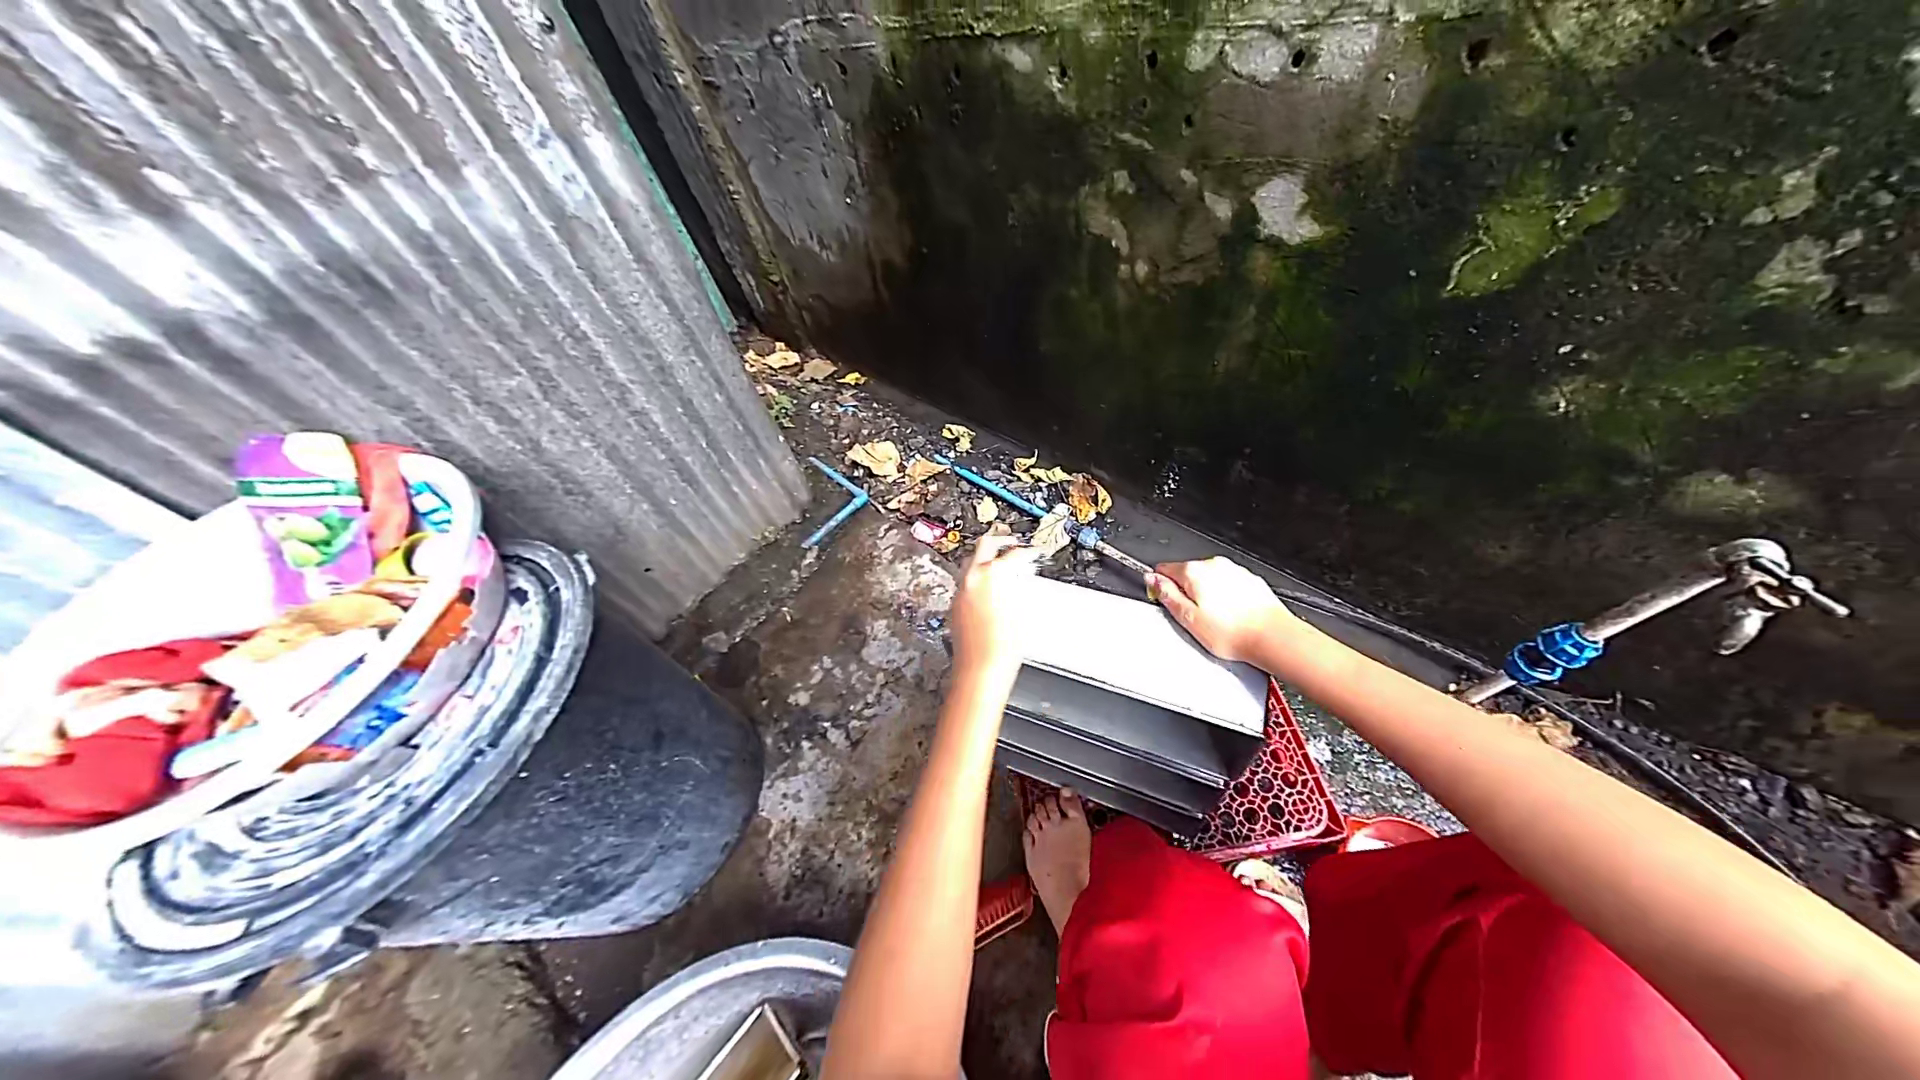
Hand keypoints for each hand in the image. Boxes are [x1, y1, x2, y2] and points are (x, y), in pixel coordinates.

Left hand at [950, 528, 1041, 669]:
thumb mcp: (1021, 610)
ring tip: (1003, 563)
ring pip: (972, 562)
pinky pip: (967, 581)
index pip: (1012, 554)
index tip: (1034, 552)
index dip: (1027, 551)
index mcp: (991, 576)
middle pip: (984, 546)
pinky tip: (992, 587)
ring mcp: (961, 592)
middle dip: (1001, 542)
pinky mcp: (956, 605)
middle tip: (1013, 544)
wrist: (980, 670)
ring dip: (987, 558)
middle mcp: (972, 579)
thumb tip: (1018, 577)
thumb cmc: (1001, 648)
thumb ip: (1017, 586)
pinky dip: (980, 577)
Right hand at [1147, 557, 1296, 663]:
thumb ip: (1166, 594)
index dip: (1162, 587)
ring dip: (1208, 597)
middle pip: (1188, 575)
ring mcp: (1235, 572)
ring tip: (1217, 622)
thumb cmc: (1233, 633)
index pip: (1164, 569)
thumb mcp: (1187, 618)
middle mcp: (1215, 565)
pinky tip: (1232, 618)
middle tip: (1194, 619)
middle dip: (1187, 594)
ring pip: (1210, 581)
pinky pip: (1229, 587)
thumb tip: (1152, 579)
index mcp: (1195, 571)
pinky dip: (1227, 600)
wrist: (1274, 637)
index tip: (1168, 603)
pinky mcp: (1251, 581)